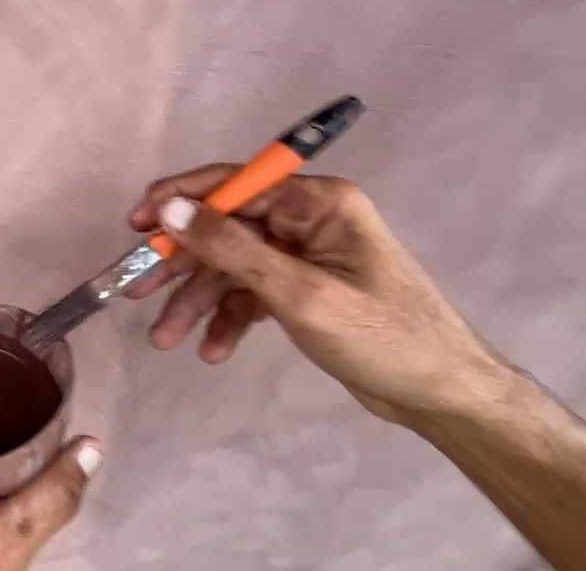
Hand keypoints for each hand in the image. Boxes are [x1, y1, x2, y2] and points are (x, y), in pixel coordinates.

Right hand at [126, 165, 509, 425]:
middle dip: (180, 263)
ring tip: (164, 337)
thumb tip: (169, 208)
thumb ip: (230, 248)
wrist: (450, 402)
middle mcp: (305, 219)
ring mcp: (302, 254)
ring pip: (229, 266)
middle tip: (137, 288)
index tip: (136, 224)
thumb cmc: (384, 338)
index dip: (178, 200)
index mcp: (315, 202)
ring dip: (196, 300)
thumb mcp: (300, 293)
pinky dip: (228, 319)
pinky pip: (249, 293)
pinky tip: (211, 349)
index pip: (230, 184)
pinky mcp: (301, 288)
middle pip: (222, 229)